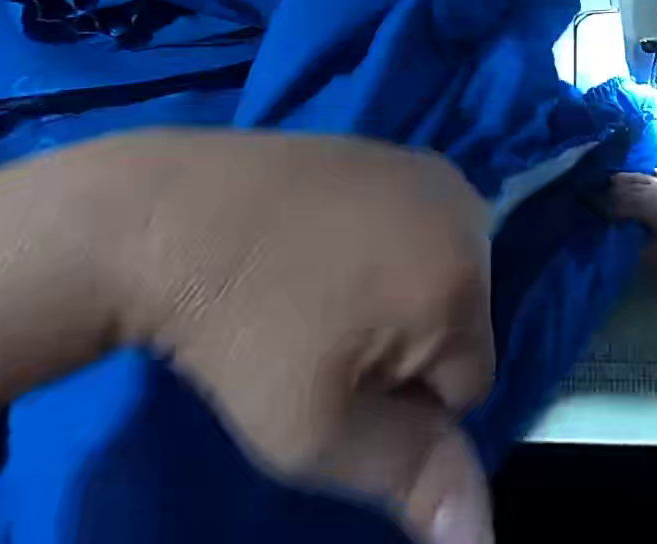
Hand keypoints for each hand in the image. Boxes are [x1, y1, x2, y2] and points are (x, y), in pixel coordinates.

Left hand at [83, 131, 496, 543]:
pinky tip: (325, 243)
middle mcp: (466, 208)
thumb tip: (484, 542)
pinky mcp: (396, 150)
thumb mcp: (320, 432)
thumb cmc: (244, 331)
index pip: (469, 384)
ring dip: (399, 294)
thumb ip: (415, 478)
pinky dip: (386, 246)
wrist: (172, 214)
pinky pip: (418, 226)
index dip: (404, 402)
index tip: (338, 375)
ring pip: (441, 271)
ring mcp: (429, 169)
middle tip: (328, 330)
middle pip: (460, 320)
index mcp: (463, 276)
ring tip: (323, 287)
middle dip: (411, 343)